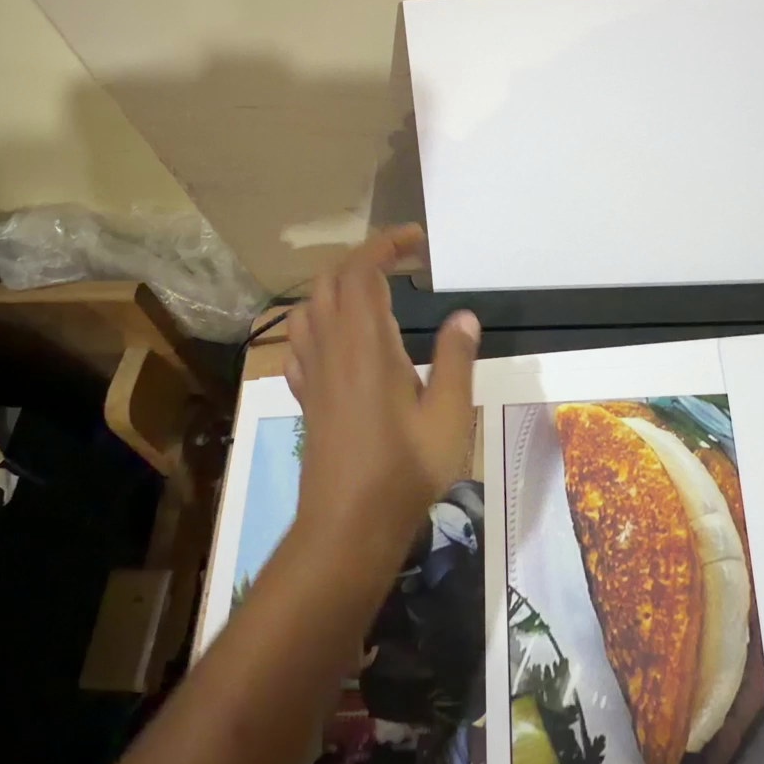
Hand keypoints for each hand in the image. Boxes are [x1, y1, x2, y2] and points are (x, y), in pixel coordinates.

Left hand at [284, 225, 480, 538]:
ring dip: (336, 288)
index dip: (385, 245)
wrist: (347, 524)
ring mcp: (312, 373)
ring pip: (309, 309)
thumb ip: (456, 360)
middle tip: (402, 263)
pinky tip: (338, 343)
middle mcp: (331, 349)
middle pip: (330, 282)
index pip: (363, 272)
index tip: (415, 239)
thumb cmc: (405, 470)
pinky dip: (317, 324)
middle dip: (362, 260)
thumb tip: (464, 316)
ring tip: (372, 295)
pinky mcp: (305, 397)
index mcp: (367, 344)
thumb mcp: (449, 416)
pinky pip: (300, 344)